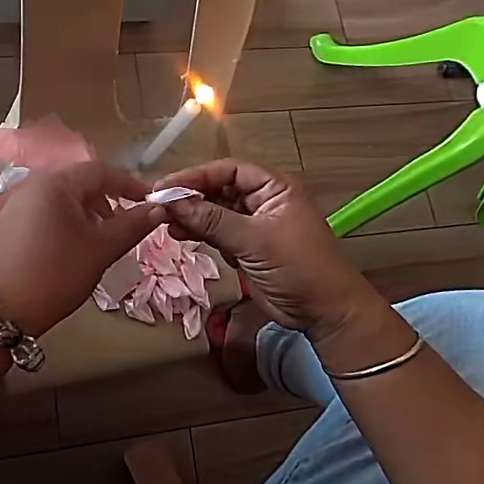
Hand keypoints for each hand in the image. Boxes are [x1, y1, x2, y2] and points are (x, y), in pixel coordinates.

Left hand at [0, 161, 167, 335]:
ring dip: (89, 213)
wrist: (1, 309)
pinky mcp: (9, 224)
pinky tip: (75, 248)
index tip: (151, 202)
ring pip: (63, 199)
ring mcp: (17, 204)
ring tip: (103, 240)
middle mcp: (33, 185)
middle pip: (80, 183)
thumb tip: (157, 209)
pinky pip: (46, 212)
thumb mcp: (101, 249)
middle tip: (126, 226)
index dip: (130, 184)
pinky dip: (68, 222)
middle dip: (108, 200)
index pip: (101, 171)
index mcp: (56, 184)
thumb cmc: (57, 274)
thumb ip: (132, 225)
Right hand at [154, 159, 381, 335]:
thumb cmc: (298, 267)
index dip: (195, 175)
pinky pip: (215, 231)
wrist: (324, 313)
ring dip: (190, 215)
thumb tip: (172, 201)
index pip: (228, 170)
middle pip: (217, 188)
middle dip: (189, 196)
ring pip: (213, 210)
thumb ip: (212, 219)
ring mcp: (252, 223)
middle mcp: (262, 199)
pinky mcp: (245, 245)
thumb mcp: (254, 240)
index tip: (165, 187)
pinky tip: (177, 234)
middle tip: (159, 204)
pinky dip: (197, 232)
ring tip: (164, 222)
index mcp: (273, 187)